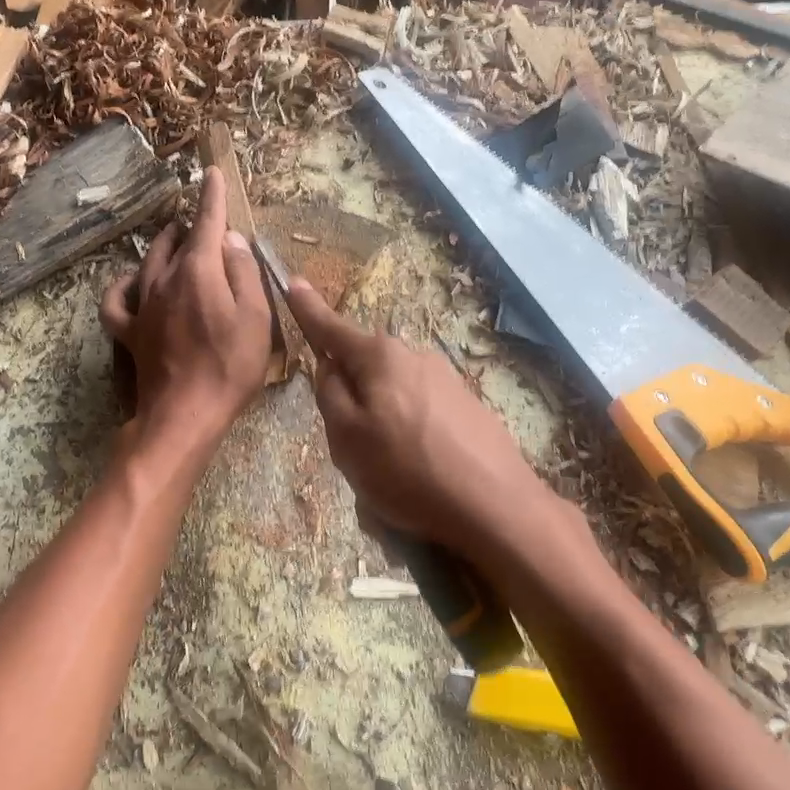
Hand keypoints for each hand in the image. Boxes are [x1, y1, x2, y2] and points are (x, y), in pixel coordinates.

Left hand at [100, 167, 271, 460]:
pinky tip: (132, 283)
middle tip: (206, 224)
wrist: (183, 415)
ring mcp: (142, 306)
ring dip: (163, 245)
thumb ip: (244, 273)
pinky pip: (117, 300)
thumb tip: (232, 241)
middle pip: (176, 240)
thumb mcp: (256, 318)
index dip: (212, 195)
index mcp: (199, 271)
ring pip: (148, 262)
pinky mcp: (129, 332)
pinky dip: (123, 285)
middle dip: (190, 225)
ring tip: (175, 239)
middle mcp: (164, 279)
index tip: (212, 172)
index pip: (207, 222)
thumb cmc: (229, 367)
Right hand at [284, 279, 544, 548]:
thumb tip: (329, 367)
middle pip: (366, 366)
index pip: (332, 328)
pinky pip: (422, 412)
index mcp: (380, 357)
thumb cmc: (408, 471)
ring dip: (384, 420)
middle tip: (352, 444)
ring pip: (395, 393)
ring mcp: (447, 379)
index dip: (308, 310)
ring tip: (390, 472)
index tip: (293, 282)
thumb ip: (329, 394)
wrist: (496, 507)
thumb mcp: (346, 438)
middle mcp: (414, 355)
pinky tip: (422, 473)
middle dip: (352, 395)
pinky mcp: (469, 406)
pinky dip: (412, 434)